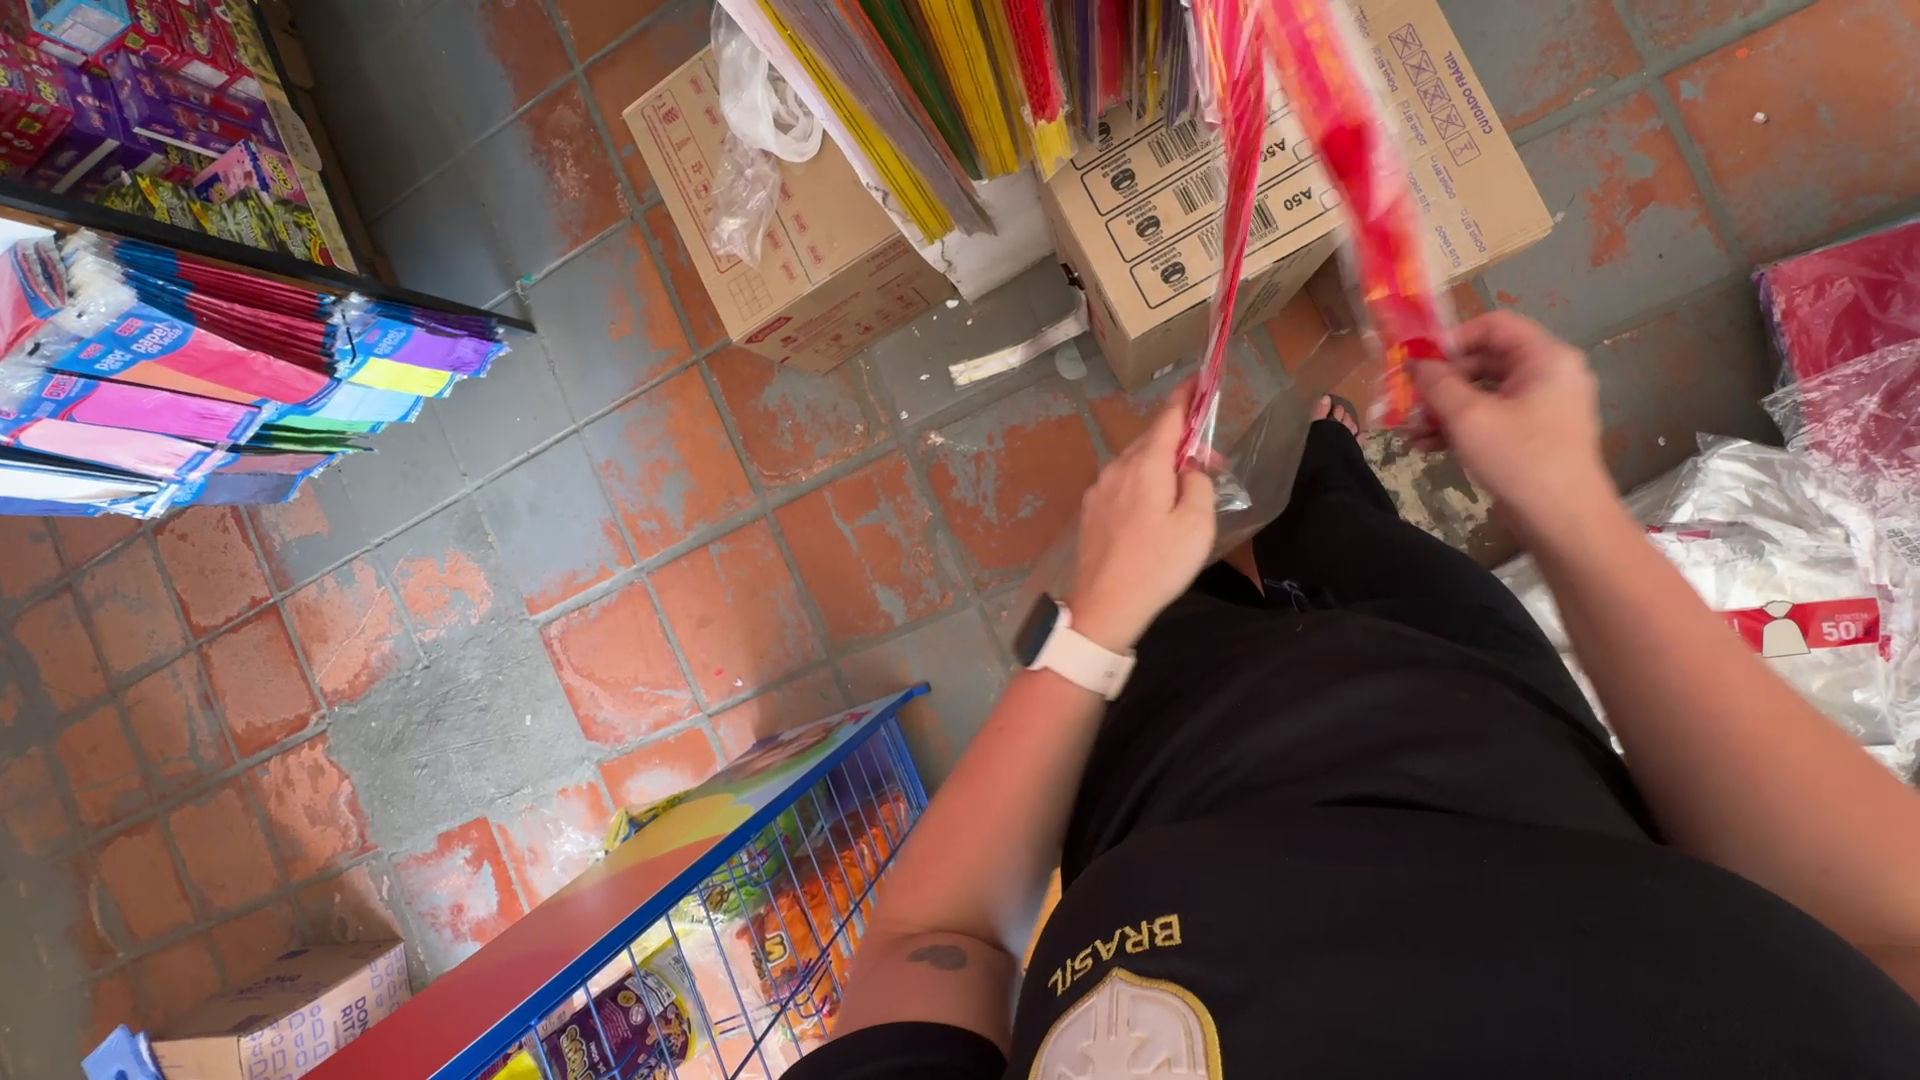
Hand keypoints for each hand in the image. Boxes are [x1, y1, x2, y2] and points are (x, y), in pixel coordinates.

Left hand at [1069, 382, 1217, 650]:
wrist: (1105, 606)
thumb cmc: (1157, 566)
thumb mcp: (1196, 524)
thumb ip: (1198, 484)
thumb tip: (1190, 467)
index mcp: (1145, 466)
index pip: (1168, 417)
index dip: (1186, 397)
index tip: (1200, 380)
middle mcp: (1116, 469)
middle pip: (1151, 440)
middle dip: (1181, 440)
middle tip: (1209, 462)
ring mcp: (1099, 489)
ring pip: (1135, 462)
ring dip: (1162, 464)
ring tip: (1185, 489)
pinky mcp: (1091, 510)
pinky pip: (1122, 482)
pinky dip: (1143, 482)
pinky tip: (1155, 507)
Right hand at [1410, 312, 1618, 538]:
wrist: (1560, 516)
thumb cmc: (1519, 456)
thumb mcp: (1468, 416)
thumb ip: (1437, 384)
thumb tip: (1416, 363)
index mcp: (1545, 358)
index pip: (1493, 326)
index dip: (1452, 338)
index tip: (1418, 361)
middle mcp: (1545, 375)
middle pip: (1482, 361)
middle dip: (1438, 383)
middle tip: (1405, 401)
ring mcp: (1538, 407)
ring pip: (1479, 393)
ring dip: (1439, 410)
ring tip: (1408, 431)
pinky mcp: (1527, 434)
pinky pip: (1486, 418)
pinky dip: (1456, 427)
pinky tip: (1424, 446)